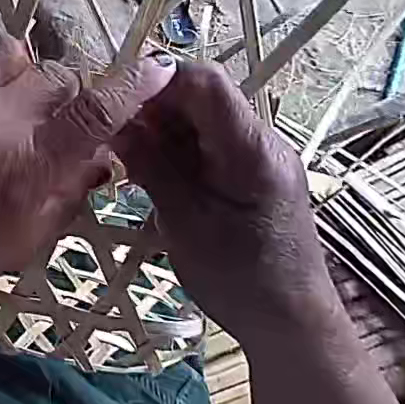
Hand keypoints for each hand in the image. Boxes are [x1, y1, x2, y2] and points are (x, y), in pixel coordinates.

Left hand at [0, 36, 176, 317]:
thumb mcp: (28, 237)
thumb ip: (72, 189)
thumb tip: (104, 154)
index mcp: (25, 167)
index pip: (93, 114)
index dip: (132, 87)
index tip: (158, 68)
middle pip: (58, 75)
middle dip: (69, 93)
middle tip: (57, 120)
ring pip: (13, 54)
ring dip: (27, 76)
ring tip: (14, 107)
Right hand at [111, 63, 333, 343]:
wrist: (293, 326)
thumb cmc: (240, 281)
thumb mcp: (185, 223)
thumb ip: (152, 166)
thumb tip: (113, 120)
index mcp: (252, 149)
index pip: (205, 82)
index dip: (157, 77)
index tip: (114, 96)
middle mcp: (262, 139)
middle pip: (201, 96)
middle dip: (152, 104)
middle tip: (111, 131)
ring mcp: (259, 154)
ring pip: (200, 117)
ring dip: (160, 127)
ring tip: (125, 153)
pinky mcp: (251, 170)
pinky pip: (208, 141)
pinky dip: (175, 147)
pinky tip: (151, 169)